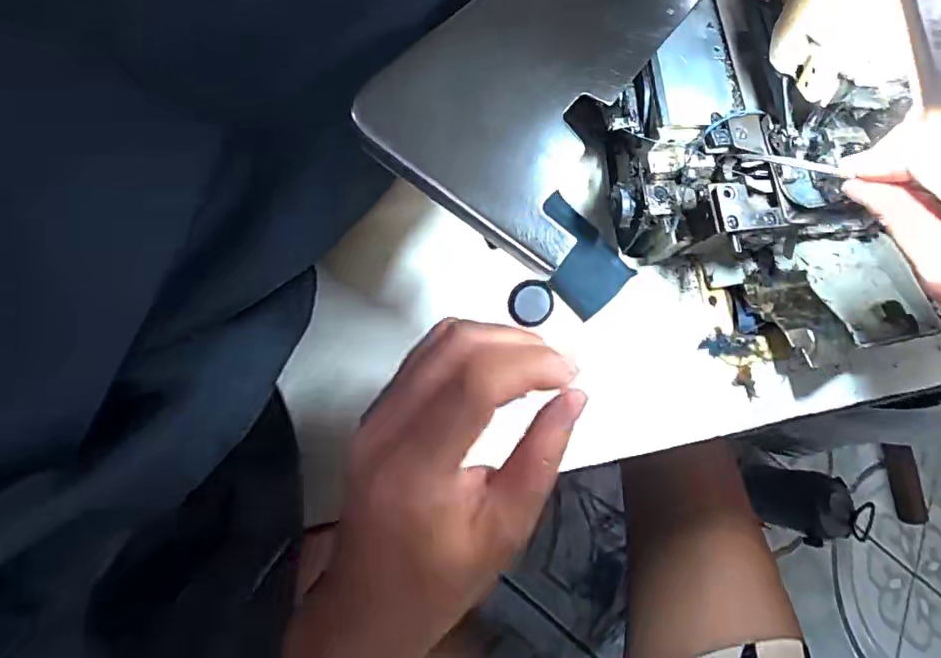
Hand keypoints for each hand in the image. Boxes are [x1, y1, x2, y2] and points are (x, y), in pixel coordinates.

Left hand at [285, 319, 586, 657]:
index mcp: (416, 471)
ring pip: (443, 336)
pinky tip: (502, 363)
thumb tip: (573, 397)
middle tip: (558, 366)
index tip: (567, 375)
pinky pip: (430, 349)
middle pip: (459, 346)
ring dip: (499, 336)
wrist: (367, 605)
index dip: (531, 364)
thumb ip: (543, 456)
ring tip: (536, 362)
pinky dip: (476, 343)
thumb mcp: (506, 530)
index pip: (475, 383)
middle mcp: (386, 431)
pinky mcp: (379, 407)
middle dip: (521, 344)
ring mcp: (376, 414)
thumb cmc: (436, 579)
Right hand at [841, 114, 940, 394]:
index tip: (848, 175)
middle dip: (895, 157)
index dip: (879, 161)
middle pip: (938, 135)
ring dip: (916, 160)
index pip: (926, 151)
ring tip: (893, 193)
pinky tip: (929, 192)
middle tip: (866, 187)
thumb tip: (861, 187)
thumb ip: (902, 222)